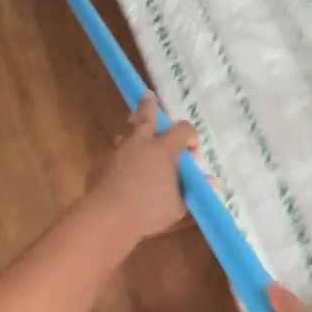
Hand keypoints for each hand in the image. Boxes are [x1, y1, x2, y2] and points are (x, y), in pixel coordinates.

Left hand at [83, 97, 198, 242]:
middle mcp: (140, 143)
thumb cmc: (148, 211)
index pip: (182, 129)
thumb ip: (191, 189)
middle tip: (149, 95)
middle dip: (149, 105)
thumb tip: (211, 181)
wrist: (107, 216)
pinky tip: (122, 164)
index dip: (190, 136)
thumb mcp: (178, 205)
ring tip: (135, 125)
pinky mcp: (101, 164)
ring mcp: (117, 152)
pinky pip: (114, 153)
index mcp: (163, 149)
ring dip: (132, 127)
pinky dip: (120, 155)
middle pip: (146, 116)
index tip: (192, 149)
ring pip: (126, 132)